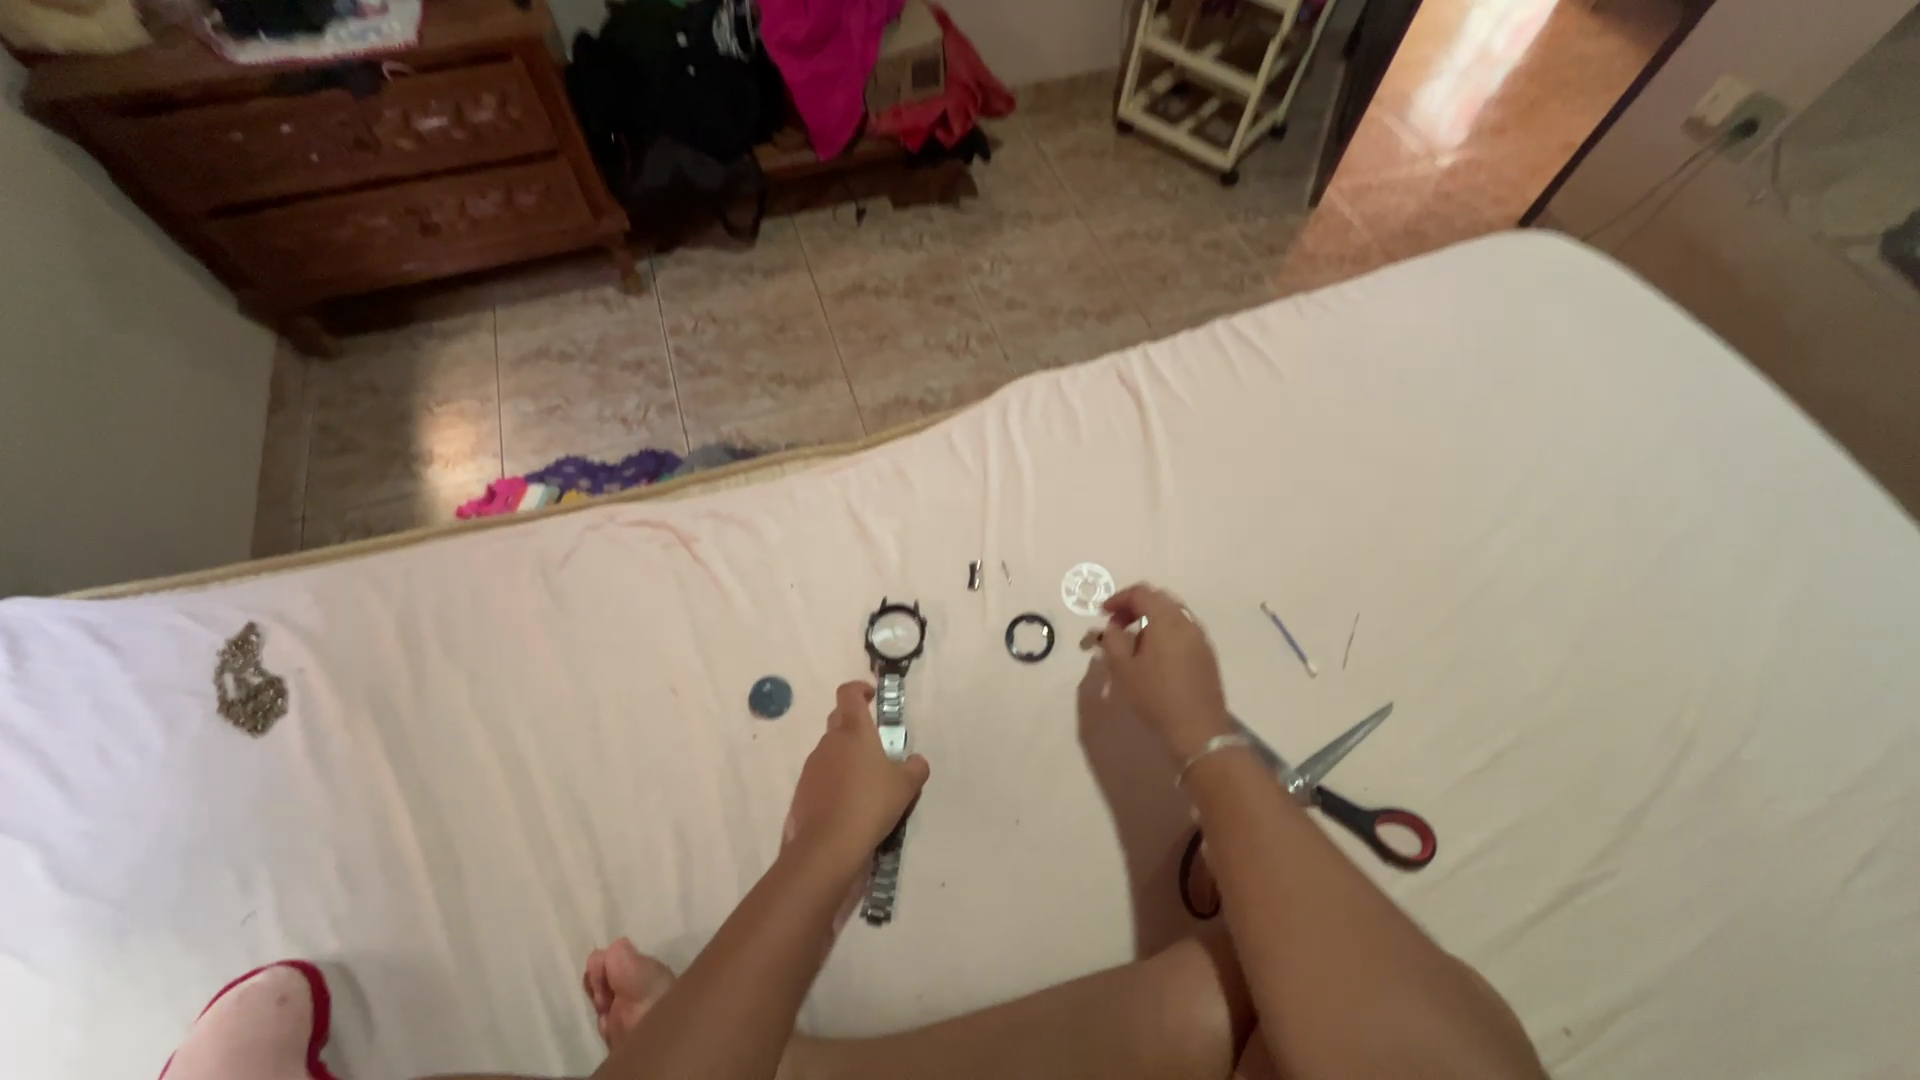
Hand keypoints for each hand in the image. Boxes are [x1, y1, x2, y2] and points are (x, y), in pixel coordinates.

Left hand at [785, 681, 931, 869]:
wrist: (828, 846)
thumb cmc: (871, 804)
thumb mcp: (906, 786)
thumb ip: (915, 768)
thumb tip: (916, 761)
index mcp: (854, 731)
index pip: (848, 693)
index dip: (860, 689)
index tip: (873, 698)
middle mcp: (829, 742)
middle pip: (839, 721)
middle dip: (856, 728)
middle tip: (878, 748)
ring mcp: (812, 767)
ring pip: (831, 752)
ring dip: (846, 759)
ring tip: (867, 784)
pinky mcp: (802, 791)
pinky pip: (822, 778)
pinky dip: (835, 783)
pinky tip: (850, 806)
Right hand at [1097, 583, 1234, 760]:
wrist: (1198, 730)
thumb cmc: (1156, 697)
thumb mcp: (1123, 669)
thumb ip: (1113, 641)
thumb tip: (1112, 628)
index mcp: (1166, 620)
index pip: (1142, 593)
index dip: (1118, 598)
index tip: (1102, 614)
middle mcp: (1187, 622)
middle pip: (1159, 599)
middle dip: (1135, 606)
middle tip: (1116, 625)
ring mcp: (1201, 638)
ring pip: (1173, 614)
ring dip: (1151, 619)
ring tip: (1133, 640)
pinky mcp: (1207, 654)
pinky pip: (1183, 630)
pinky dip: (1164, 631)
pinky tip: (1154, 654)